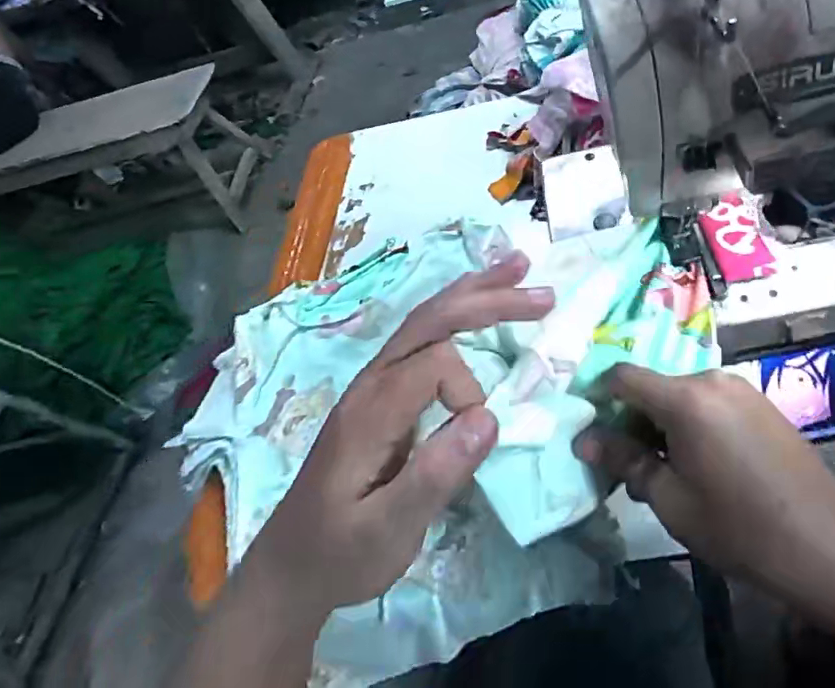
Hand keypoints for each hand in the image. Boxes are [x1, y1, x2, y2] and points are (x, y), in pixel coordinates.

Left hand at [240, 253, 555, 615]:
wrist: (289, 569)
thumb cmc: (340, 554)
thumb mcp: (387, 532)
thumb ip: (435, 475)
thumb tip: (490, 417)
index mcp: (371, 409)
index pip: (435, 365)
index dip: (468, 393)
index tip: (473, 438)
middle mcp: (372, 381)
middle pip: (432, 319)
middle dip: (489, 300)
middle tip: (545, 295)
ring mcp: (375, 381)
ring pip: (427, 318)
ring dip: (476, 292)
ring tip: (518, 265)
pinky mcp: (384, 391)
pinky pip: (425, 334)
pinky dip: (460, 308)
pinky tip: (479, 298)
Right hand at [578, 369, 834, 687]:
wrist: (825, 541)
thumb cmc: (739, 525)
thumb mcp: (672, 500)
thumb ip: (626, 461)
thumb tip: (586, 439)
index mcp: (685, 397)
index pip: (623, 376)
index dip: (599, 397)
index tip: (588, 427)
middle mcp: (711, 378)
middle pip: (654, 385)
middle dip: (632, 416)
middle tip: (623, 460)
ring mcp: (740, 387)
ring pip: (682, 394)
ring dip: (662, 421)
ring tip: (661, 467)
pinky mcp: (759, 401)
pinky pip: (710, 401)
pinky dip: (691, 421)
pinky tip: (697, 461)